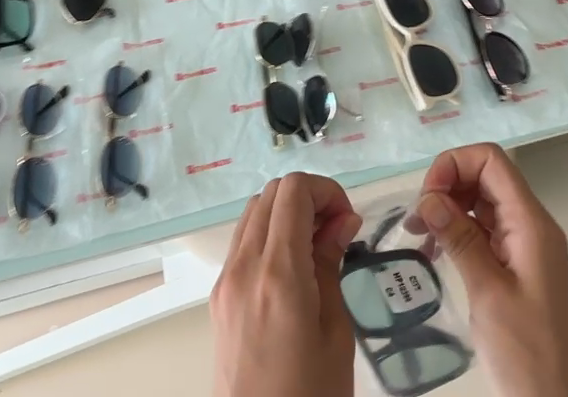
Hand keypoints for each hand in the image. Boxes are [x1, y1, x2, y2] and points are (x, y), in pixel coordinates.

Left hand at [212, 172, 364, 396]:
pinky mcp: (219, 297)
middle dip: (309, 198)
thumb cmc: (310, 394)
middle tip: (337, 232)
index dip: (326, 191)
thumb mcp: (335, 333)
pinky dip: (270, 234)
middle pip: (271, 193)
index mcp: (277, 273)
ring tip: (317, 248)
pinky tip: (294, 266)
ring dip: (288, 214)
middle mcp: (243, 267)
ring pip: (254, 212)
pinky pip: (244, 241)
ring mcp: (225, 281)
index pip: (293, 191)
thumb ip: (331, 266)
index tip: (348, 221)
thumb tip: (342, 221)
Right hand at [414, 143, 567, 396]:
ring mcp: (523, 244)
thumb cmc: (525, 347)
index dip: (455, 164)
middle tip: (417, 218)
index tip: (426, 196)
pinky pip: (483, 229)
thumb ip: (459, 238)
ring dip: (448, 207)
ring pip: (482, 201)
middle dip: (447, 184)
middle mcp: (530, 224)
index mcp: (531, 222)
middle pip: (486, 176)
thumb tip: (429, 197)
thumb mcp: (487, 291)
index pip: (493, 161)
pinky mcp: (515, 264)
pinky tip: (433, 250)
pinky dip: (456, 230)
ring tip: (418, 233)